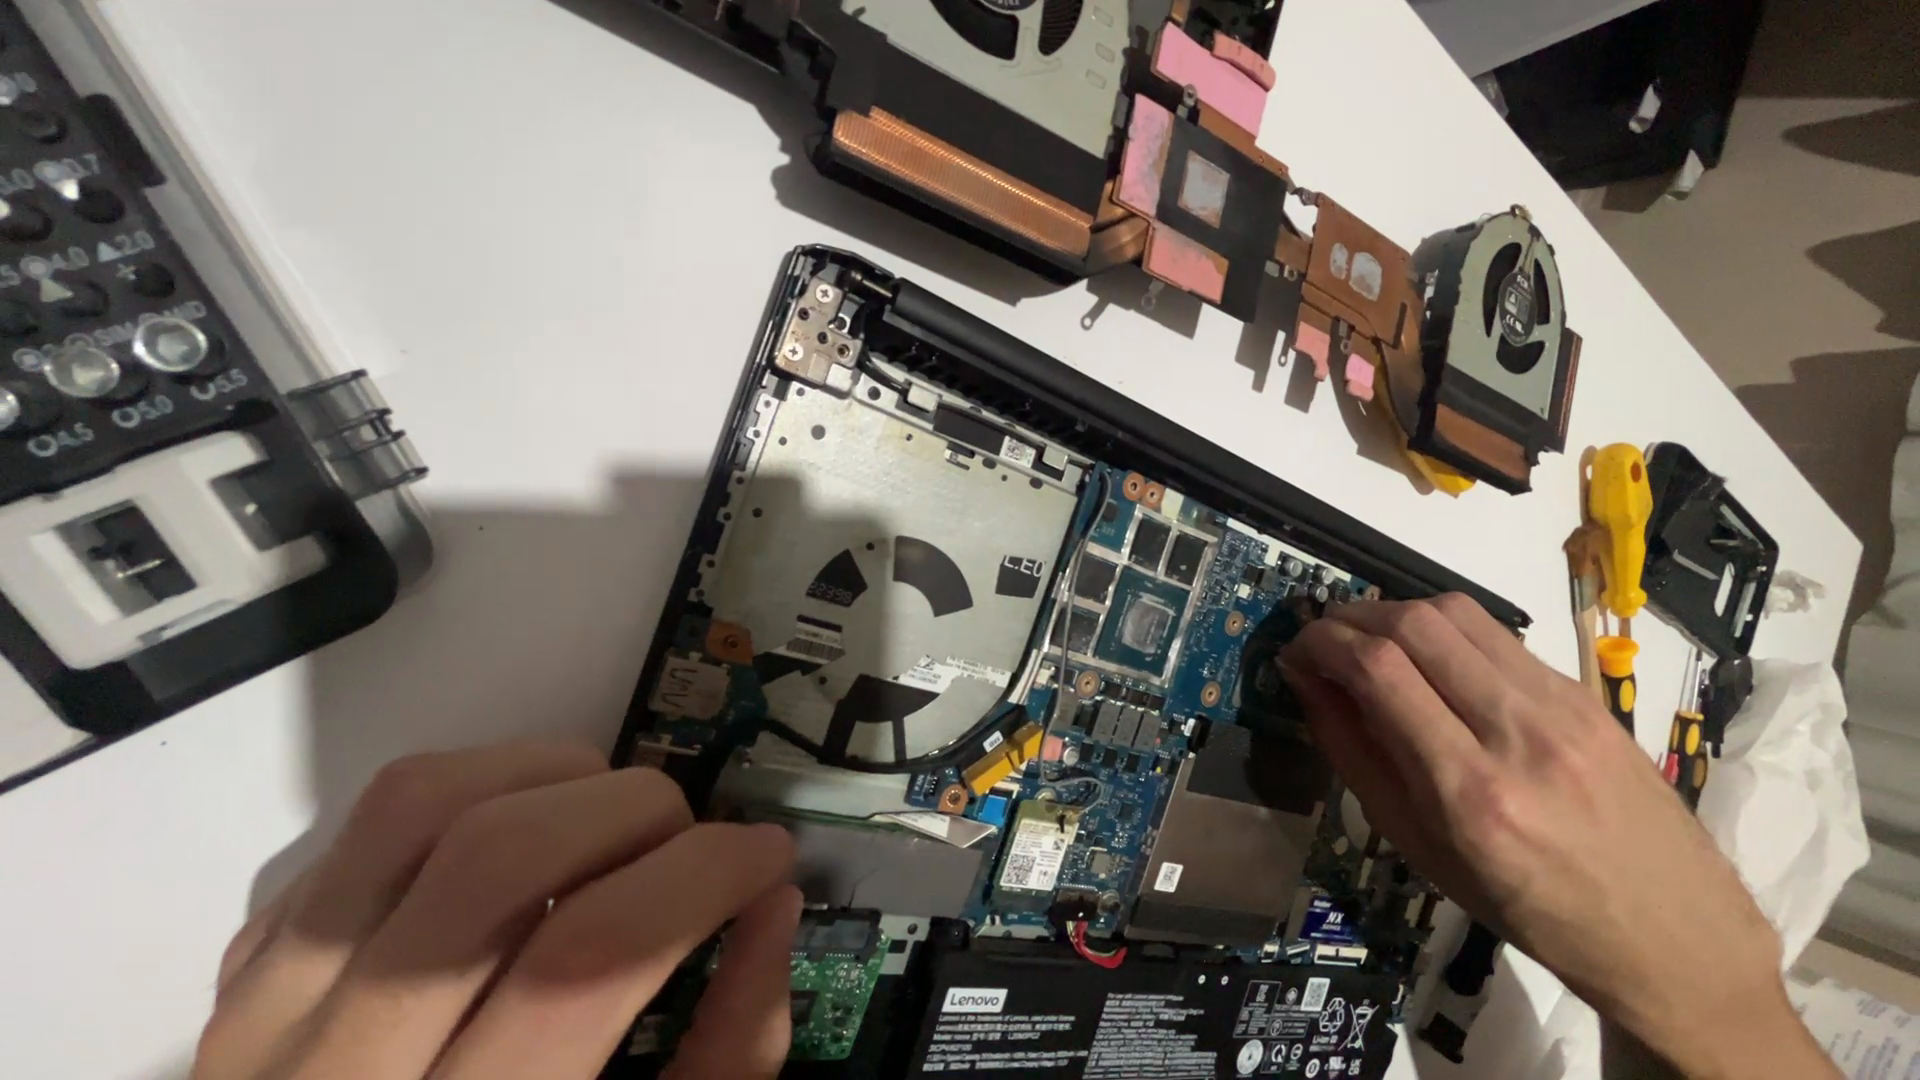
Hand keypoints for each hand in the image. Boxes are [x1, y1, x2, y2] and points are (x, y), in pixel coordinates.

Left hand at [197, 741, 799, 1079]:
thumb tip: (771, 899)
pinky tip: (534, 819)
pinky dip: (485, 779)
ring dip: (557, 774)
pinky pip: (374, 815)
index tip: (769, 853)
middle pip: (501, 857)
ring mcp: (267, 1004)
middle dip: (640, 813)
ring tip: (616, 814)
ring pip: (422, 804)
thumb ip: (731, 1049)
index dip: (705, 877)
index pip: (586, 960)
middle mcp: (336, 1068)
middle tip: (691, 839)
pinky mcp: (252, 956)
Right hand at [1280, 595, 1835, 1078]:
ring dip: (1392, 611)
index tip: (1295, 652)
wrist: (1669, 933)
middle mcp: (1519, 733)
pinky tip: (1425, 655)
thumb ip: (1353, 753)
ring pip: (1456, 611)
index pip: (1378, 670)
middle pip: (1414, 625)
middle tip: (1322, 639)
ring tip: (1367, 639)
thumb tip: (1305, 679)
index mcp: (1469, 791)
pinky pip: (1495, 632)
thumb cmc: (1523, 906)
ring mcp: (1562, 705)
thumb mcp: (1416, 845)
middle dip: (1349, 617)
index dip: (1321, 644)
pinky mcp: (1585, 692)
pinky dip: (1440, 627)